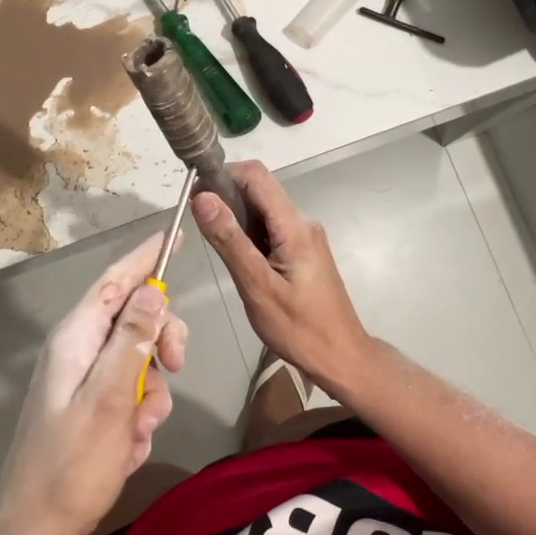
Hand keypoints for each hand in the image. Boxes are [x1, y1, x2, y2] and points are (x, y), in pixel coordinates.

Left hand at [0, 232, 190, 534]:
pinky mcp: (89, 410)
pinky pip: (129, 397)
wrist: (38, 531)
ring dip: (150, 394)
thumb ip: (132, 341)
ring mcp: (83, 382)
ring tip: (137, 432)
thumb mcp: (110, 399)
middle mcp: (77, 351)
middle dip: (160, 343)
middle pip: (135, 320)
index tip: (174, 234)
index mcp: (75, 338)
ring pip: (138, 363)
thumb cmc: (71, 464)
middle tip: (176, 367)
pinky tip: (127, 448)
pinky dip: (137, 419)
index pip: (115, 281)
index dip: (145, 257)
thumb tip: (151, 289)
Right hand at [193, 161, 373, 394]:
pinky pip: (270, 230)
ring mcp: (304, 237)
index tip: (194, 194)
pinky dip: (248, 234)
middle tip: (197, 222)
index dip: (222, 175)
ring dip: (235, 217)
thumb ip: (229, 240)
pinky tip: (235, 256)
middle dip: (225, 197)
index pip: (256, 176)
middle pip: (259, 190)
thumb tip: (202, 198)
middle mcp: (302, 223)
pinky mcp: (302, 252)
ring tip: (212, 242)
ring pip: (263, 211)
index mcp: (294, 226)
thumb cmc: (299, 328)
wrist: (341, 359)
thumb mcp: (257, 286)